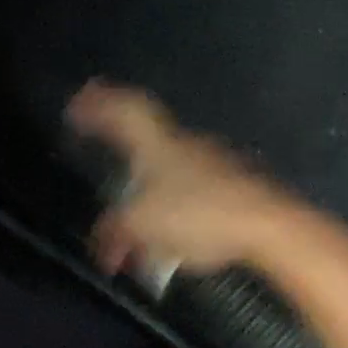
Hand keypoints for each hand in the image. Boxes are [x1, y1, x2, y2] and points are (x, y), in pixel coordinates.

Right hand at [67, 79, 309, 275]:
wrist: (267, 225)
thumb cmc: (198, 214)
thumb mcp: (141, 225)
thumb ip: (115, 231)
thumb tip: (103, 244)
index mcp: (157, 143)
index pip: (125, 109)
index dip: (100, 103)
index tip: (80, 103)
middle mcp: (185, 145)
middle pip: (148, 139)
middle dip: (124, 151)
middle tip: (107, 162)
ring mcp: (214, 164)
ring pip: (171, 170)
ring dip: (150, 189)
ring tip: (138, 219)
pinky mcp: (234, 188)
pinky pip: (193, 193)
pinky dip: (175, 209)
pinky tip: (172, 236)